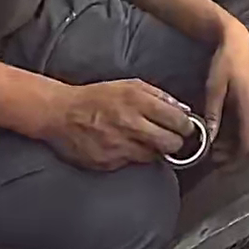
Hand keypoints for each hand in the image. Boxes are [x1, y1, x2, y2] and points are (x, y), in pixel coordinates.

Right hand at [43, 80, 192, 170]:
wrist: (62, 114)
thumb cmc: (97, 97)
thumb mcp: (129, 85)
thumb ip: (159, 95)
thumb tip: (183, 110)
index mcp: (137, 102)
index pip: (177, 120)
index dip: (186, 126)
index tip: (186, 127)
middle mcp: (131, 125)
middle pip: (171, 143)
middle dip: (176, 141)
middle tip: (172, 137)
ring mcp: (120, 146)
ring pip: (155, 156)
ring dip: (156, 150)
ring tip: (148, 140)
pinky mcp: (110, 163)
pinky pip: (133, 163)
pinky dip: (135, 156)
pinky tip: (127, 145)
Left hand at [205, 17, 248, 155]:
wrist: (238, 40)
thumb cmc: (226, 61)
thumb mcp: (214, 87)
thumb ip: (214, 114)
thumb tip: (211, 139)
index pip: (248, 145)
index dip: (235, 161)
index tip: (219, 167)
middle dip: (233, 154)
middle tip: (212, 157)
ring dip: (235, 143)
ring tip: (215, 145)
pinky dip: (238, 131)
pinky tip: (224, 129)